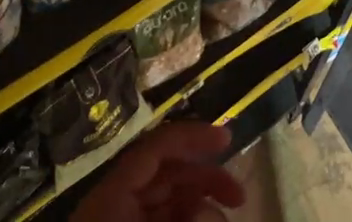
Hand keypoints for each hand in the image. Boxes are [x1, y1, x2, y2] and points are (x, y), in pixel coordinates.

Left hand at [68, 122, 245, 221]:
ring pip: (167, 202)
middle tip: (240, 197)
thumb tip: (213, 214)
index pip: (156, 148)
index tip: (228, 140)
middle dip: (205, 179)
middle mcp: (114, 206)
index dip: (192, 137)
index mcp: (112, 197)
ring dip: (199, 207)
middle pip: (166, 174)